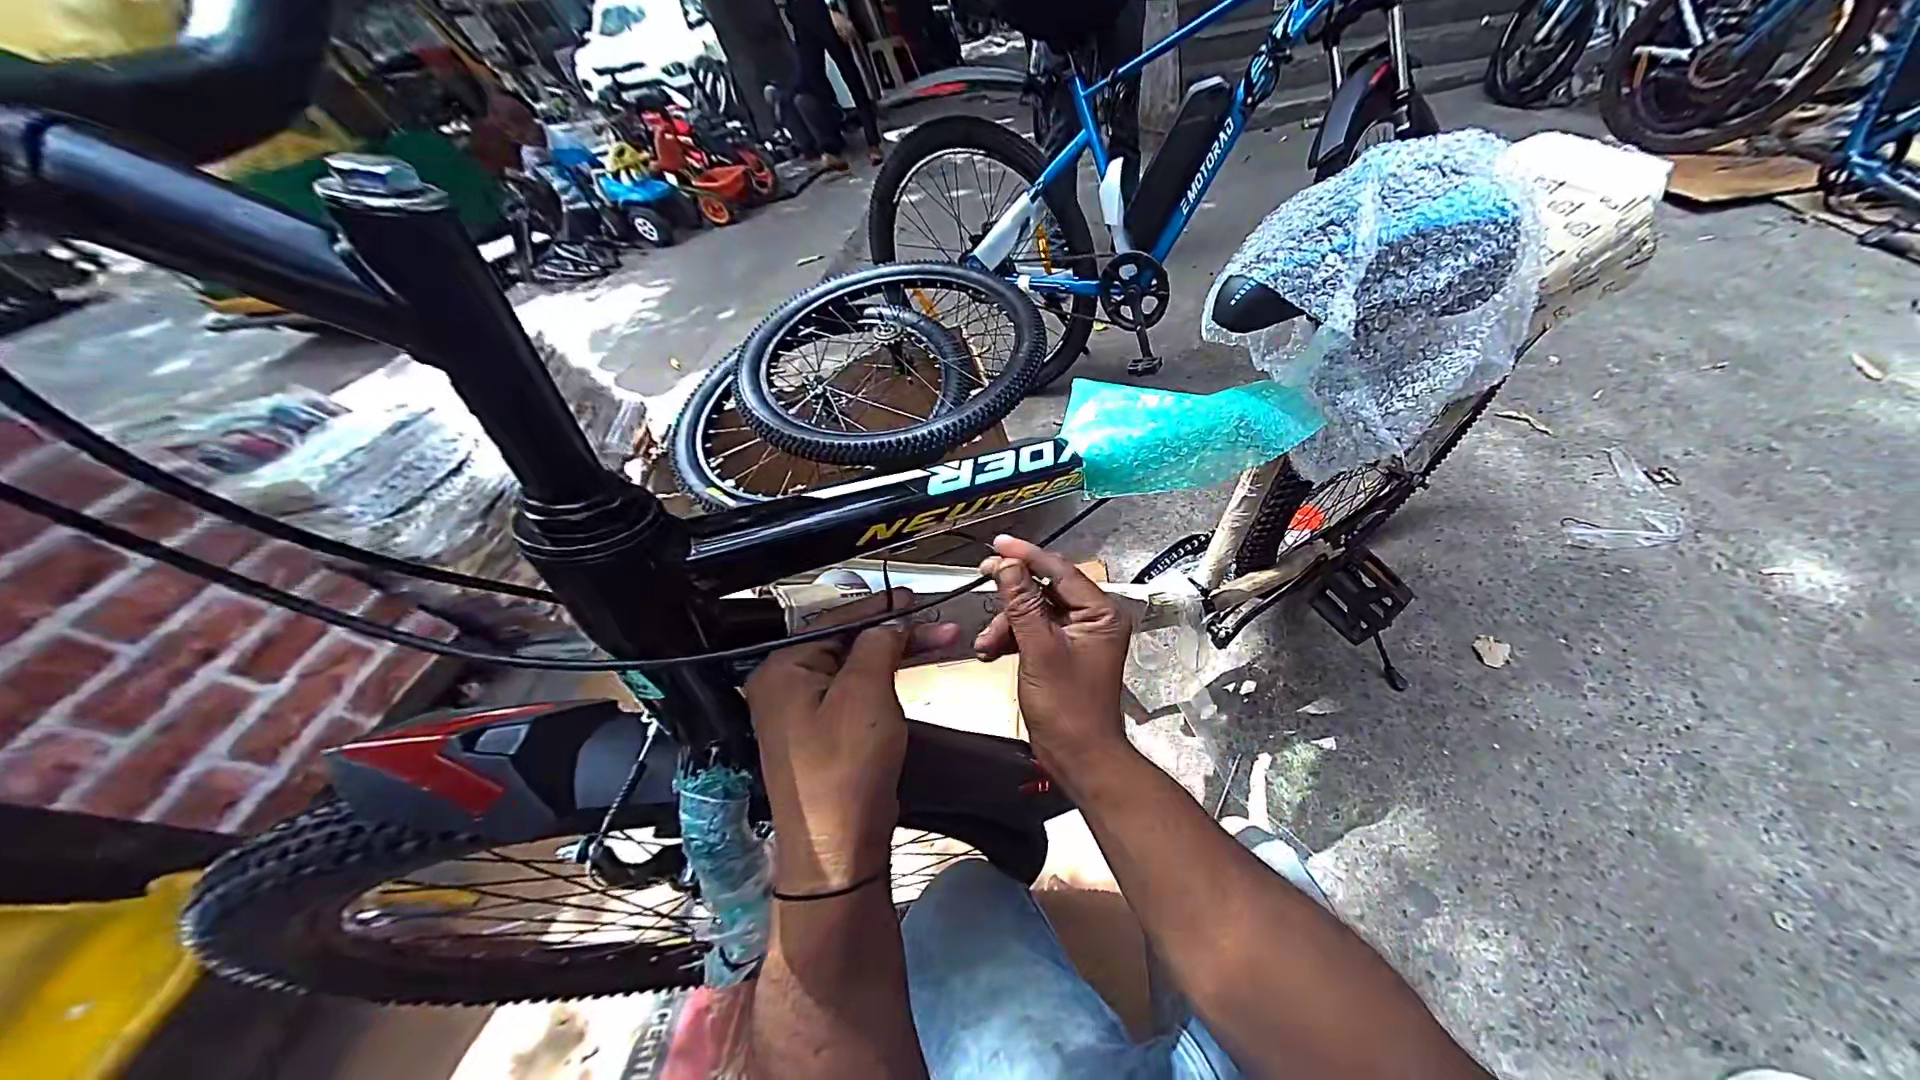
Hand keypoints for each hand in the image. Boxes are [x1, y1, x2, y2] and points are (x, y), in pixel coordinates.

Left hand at [745, 589, 957, 892]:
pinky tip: (910, 672)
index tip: (913, 599)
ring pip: (856, 670)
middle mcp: (786, 687)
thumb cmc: (845, 768)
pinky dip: (885, 682)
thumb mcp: (865, 693)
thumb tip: (888, 624)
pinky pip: (856, 695)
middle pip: (848, 645)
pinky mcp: (824, 736)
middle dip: (896, 635)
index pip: (835, 622)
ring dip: (896, 656)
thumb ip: (877, 645)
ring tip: (937, 645)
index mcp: (782, 670)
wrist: (840, 848)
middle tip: (937, 627)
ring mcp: (804, 713)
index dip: (880, 608)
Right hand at [973, 535, 1133, 781]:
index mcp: (1101, 613)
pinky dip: (1010, 637)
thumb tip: (1009, 568)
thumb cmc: (1071, 712)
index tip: (1000, 545)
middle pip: (1044, 588)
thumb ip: (1023, 605)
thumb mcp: (1039, 650)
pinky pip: (1031, 630)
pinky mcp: (1061, 650)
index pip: (1060, 570)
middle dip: (1010, 594)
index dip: (1026, 555)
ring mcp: (1076, 635)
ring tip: (987, 642)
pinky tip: (992, 649)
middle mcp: (1092, 619)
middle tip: (985, 578)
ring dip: (1005, 623)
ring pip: (1033, 610)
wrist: (1078, 755)